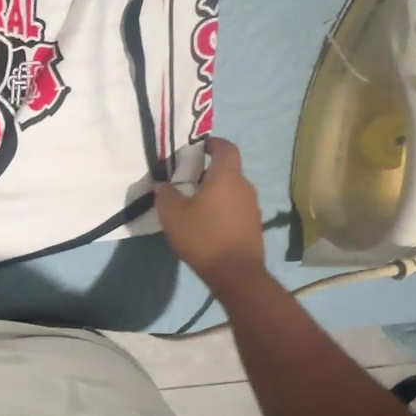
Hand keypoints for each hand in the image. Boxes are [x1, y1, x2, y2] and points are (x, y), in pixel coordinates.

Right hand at [154, 137, 264, 291]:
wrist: (235, 272)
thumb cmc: (203, 236)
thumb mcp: (172, 215)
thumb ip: (165, 195)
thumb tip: (162, 184)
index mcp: (226, 177)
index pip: (225, 148)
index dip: (212, 143)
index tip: (198, 147)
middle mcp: (244, 186)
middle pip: (228, 169)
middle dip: (208, 170)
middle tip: (186, 179)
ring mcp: (252, 205)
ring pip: (231, 189)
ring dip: (215, 190)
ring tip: (193, 203)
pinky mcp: (252, 223)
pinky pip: (235, 205)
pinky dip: (221, 206)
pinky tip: (206, 221)